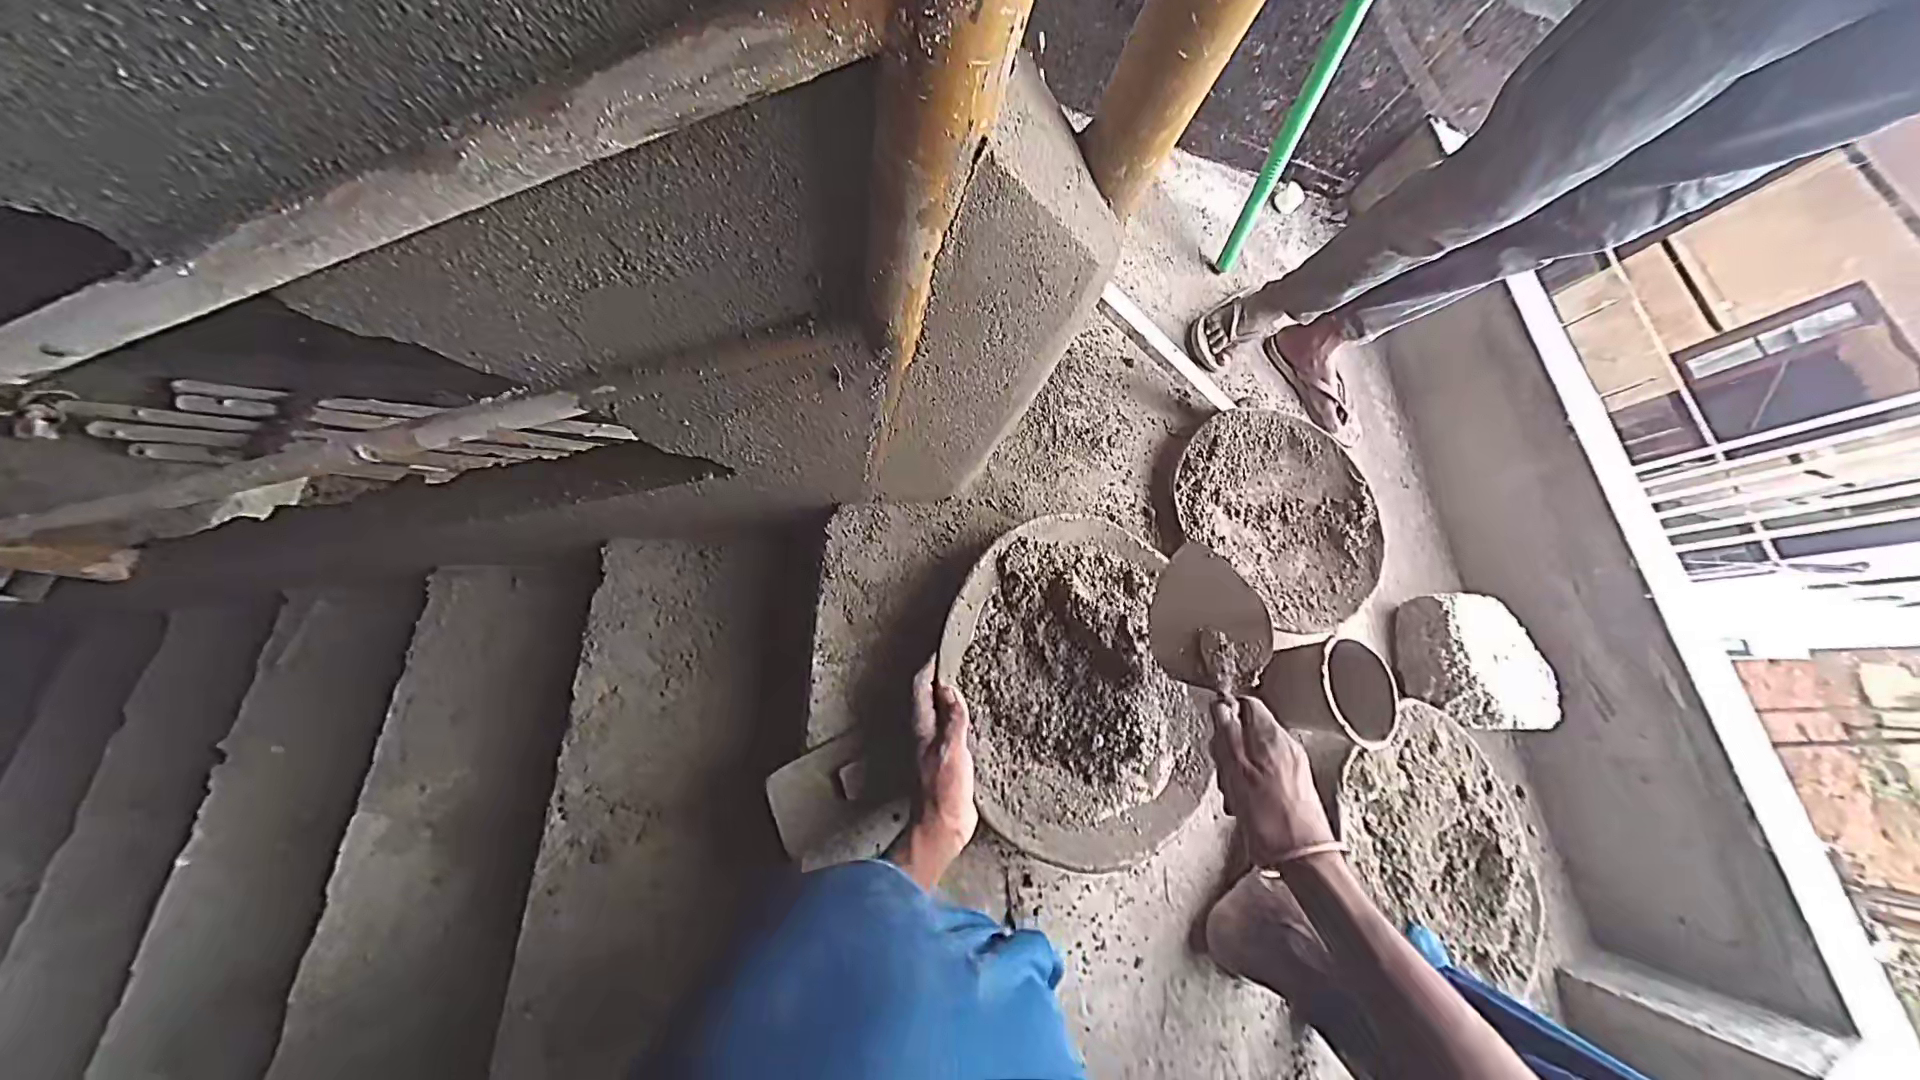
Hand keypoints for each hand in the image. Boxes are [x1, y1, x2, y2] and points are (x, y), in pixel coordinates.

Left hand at [890, 659, 976, 888]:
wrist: (943, 830)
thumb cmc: (943, 793)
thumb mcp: (952, 750)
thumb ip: (952, 720)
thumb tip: (949, 689)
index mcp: (923, 729)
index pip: (922, 688)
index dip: (930, 668)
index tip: (941, 651)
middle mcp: (926, 736)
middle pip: (928, 698)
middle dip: (939, 679)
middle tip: (955, 661)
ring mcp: (935, 749)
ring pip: (939, 714)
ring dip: (949, 698)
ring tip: (966, 684)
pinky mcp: (948, 763)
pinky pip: (952, 731)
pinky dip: (960, 719)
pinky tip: (972, 720)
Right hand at [1210, 695, 1335, 865]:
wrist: (1302, 859)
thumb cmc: (1269, 819)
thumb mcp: (1236, 771)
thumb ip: (1227, 734)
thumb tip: (1220, 706)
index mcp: (1272, 737)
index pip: (1246, 704)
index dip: (1226, 714)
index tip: (1215, 734)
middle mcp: (1287, 746)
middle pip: (1247, 729)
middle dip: (1228, 747)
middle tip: (1223, 770)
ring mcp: (1292, 765)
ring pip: (1253, 752)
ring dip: (1236, 768)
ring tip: (1234, 793)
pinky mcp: (1294, 784)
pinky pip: (1264, 771)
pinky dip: (1250, 782)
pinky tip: (1245, 803)